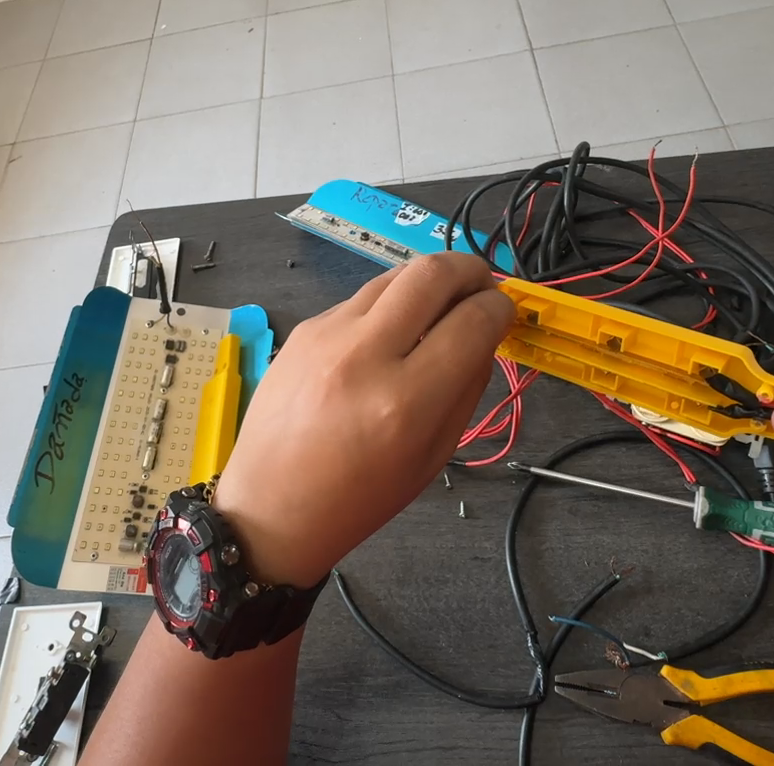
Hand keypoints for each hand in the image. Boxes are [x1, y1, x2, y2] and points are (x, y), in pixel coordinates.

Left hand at [211, 253, 515, 586]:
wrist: (269, 504)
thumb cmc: (359, 497)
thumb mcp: (433, 456)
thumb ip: (467, 387)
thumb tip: (486, 331)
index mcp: (405, 401)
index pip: (472, 321)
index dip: (500, 308)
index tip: (504, 312)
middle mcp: (365, 354)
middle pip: (432, 272)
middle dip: (470, 269)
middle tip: (481, 285)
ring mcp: (328, 333)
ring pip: (396, 274)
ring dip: (429, 280)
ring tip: (441, 305)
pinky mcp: (306, 326)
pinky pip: (363, 297)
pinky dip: (391, 303)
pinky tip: (392, 331)